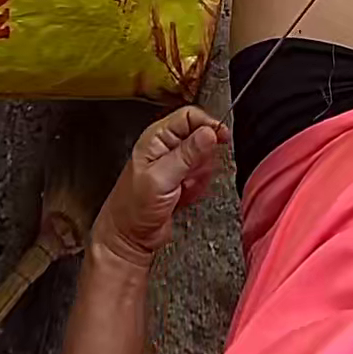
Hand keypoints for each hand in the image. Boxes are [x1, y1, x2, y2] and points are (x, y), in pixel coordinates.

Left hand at [90, 106, 228, 268]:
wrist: (130, 237)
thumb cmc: (133, 208)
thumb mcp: (161, 178)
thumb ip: (187, 154)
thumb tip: (209, 132)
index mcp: (157, 137)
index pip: (190, 116)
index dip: (208, 124)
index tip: (222, 136)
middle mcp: (166, 145)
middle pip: (201, 136)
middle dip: (202, 157)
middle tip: (189, 173)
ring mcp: (175, 161)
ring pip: (204, 156)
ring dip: (199, 174)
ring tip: (183, 186)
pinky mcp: (182, 177)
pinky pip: (202, 174)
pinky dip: (198, 185)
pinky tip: (184, 194)